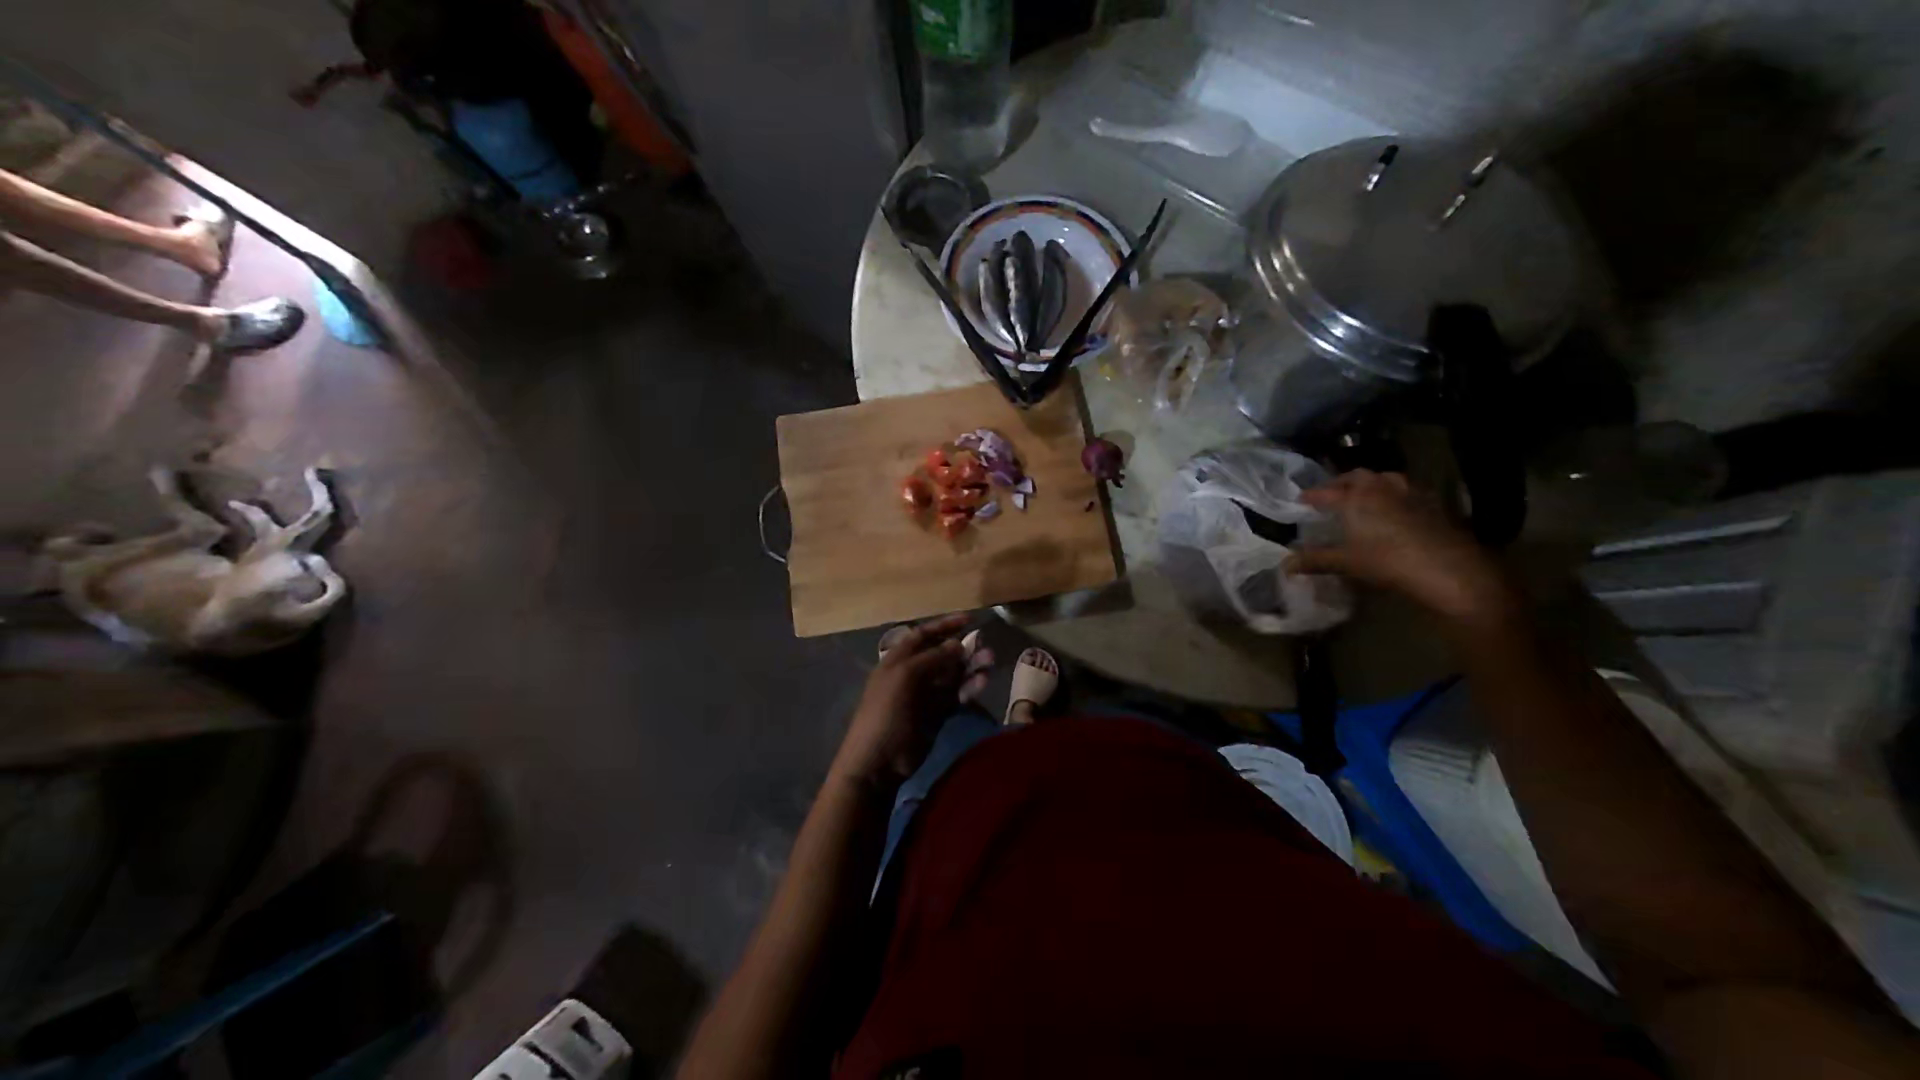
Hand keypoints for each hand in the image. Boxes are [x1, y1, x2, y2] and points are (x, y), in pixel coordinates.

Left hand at [830, 614, 990, 788]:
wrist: (879, 762)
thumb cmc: (886, 713)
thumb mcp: (905, 677)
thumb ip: (932, 658)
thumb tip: (957, 644)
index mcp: (897, 660)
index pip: (922, 635)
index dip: (943, 625)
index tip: (969, 618)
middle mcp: (912, 674)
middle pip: (941, 654)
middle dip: (962, 647)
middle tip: (984, 644)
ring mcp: (925, 695)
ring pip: (952, 674)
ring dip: (970, 666)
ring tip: (990, 661)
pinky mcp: (938, 714)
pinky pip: (956, 695)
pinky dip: (969, 688)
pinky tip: (982, 681)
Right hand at [1286, 470, 1518, 627]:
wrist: (1448, 567)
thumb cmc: (1387, 561)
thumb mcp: (1346, 563)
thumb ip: (1315, 560)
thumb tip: (1285, 565)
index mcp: (1354, 497)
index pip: (1325, 492)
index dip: (1310, 496)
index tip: (1301, 500)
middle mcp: (1379, 486)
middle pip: (1355, 477)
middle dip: (1340, 483)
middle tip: (1332, 494)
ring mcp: (1409, 490)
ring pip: (1383, 479)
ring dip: (1370, 484)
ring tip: (1363, 496)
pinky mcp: (1433, 500)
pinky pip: (1406, 489)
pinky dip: (1393, 494)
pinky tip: (1395, 508)